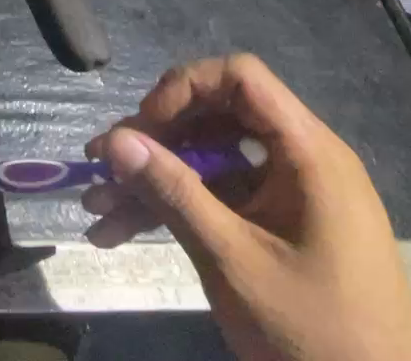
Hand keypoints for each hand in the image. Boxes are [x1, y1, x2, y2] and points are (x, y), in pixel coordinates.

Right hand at [83, 54, 410, 360]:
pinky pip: (220, 197)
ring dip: (153, 181)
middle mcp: (301, 160)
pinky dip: (175, 209)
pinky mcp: (281, 226)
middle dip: (153, 141)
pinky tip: (121, 233)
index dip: (183, 89)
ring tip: (96, 209)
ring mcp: (290, 195)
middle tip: (101, 167)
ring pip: (209, 161)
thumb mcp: (232, 260)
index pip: (239, 78)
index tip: (143, 129)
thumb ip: (173, 192)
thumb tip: (115, 140)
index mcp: (308, 153)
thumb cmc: (314, 333)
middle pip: (215, 117)